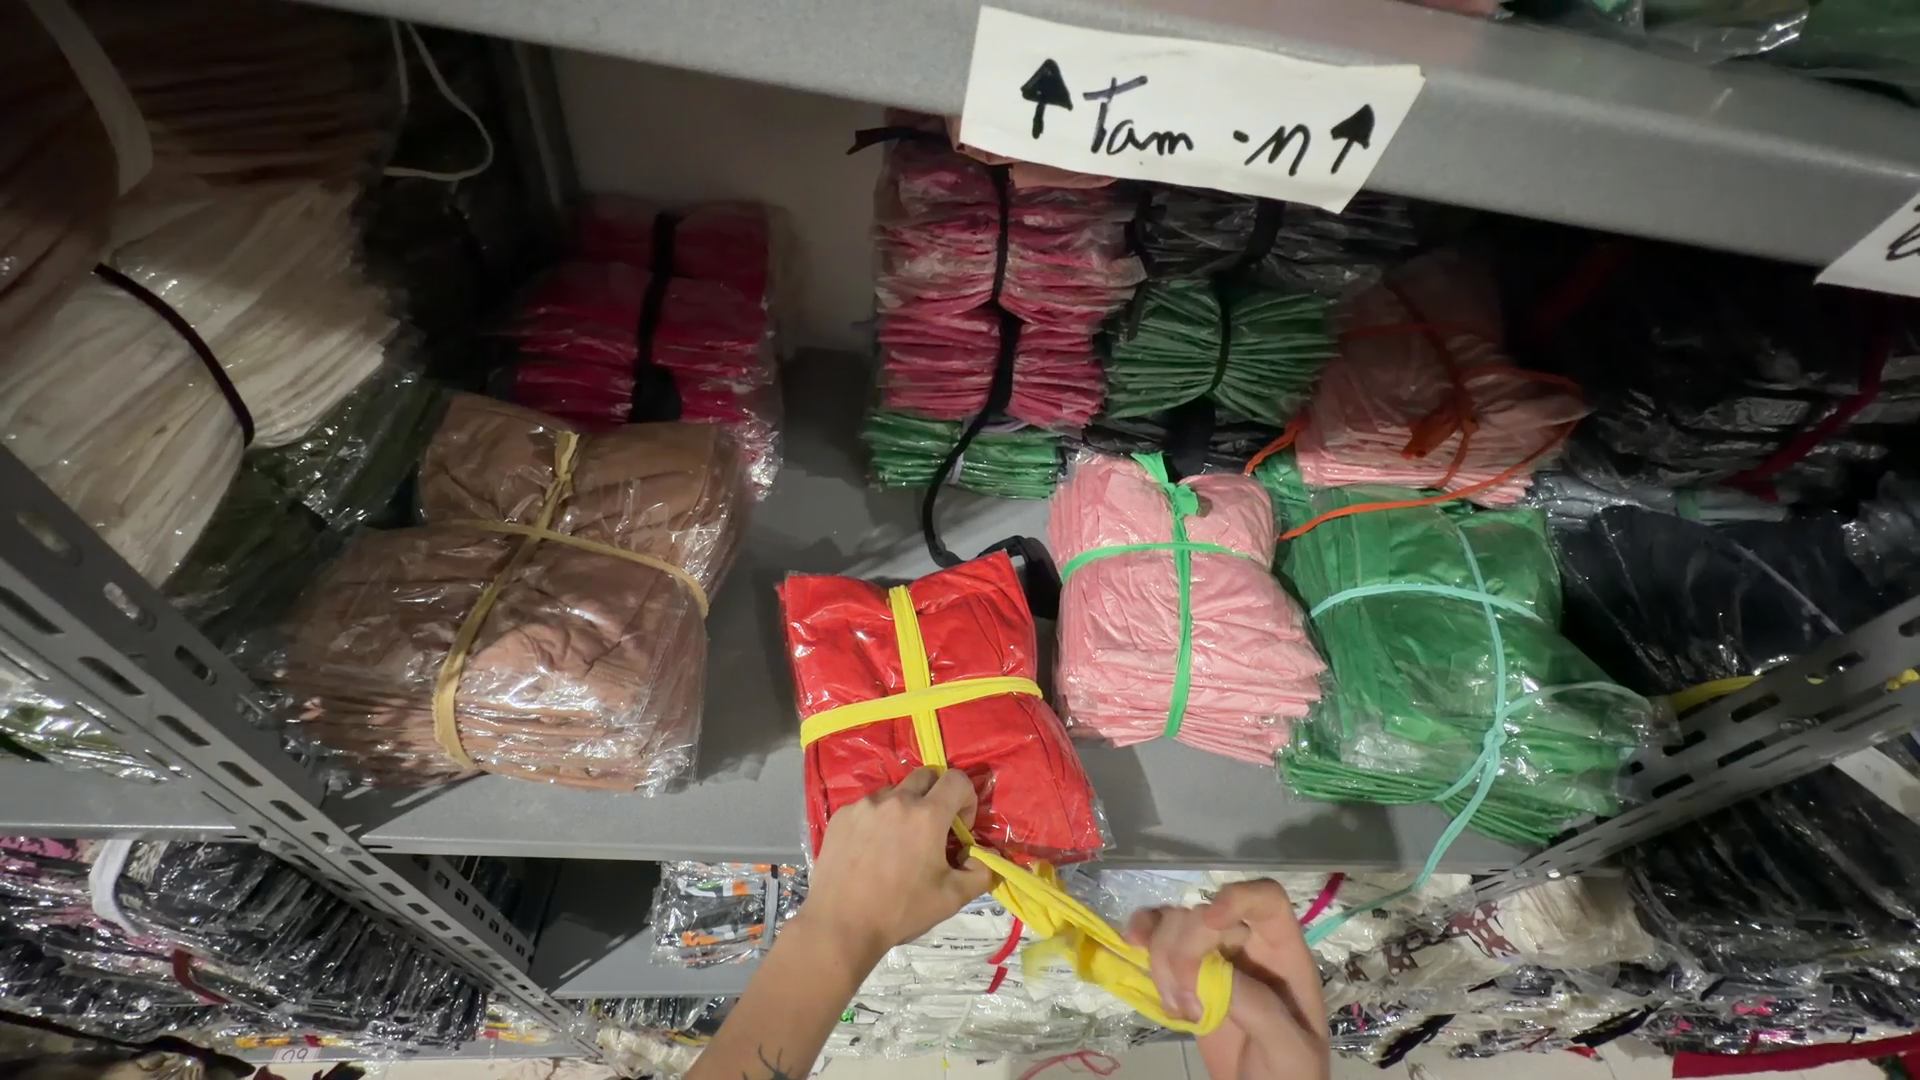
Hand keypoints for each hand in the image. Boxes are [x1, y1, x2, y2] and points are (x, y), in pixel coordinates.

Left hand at [801, 768, 996, 968]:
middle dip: (937, 796)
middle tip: (932, 829)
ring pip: (895, 792)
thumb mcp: (951, 898)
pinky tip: (871, 851)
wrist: (840, 926)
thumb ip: (980, 873)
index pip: (957, 780)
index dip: (966, 799)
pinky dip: (878, 820)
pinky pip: (868, 806)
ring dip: (905, 808)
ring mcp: (865, 805)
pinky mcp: (842, 815)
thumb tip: (984, 857)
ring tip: (898, 844)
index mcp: (927, 815)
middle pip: (926, 777)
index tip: (960, 827)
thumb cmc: (900, 911)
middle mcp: (896, 800)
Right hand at [1127, 880, 1330, 1079]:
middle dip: (1186, 951)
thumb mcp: (1292, 1053)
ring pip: (1174, 921)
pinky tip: (1133, 945)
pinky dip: (1141, 930)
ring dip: (1163, 959)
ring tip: (1177, 1008)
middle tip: (1189, 1002)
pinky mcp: (1181, 966)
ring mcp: (1210, 952)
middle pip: (1205, 912)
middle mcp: (1244, 941)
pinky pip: (1155, 931)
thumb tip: (1211, 973)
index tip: (1210, 923)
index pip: (1266, 899)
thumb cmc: (1288, 1078)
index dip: (1237, 898)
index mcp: (1281, 953)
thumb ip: (1260, 1009)